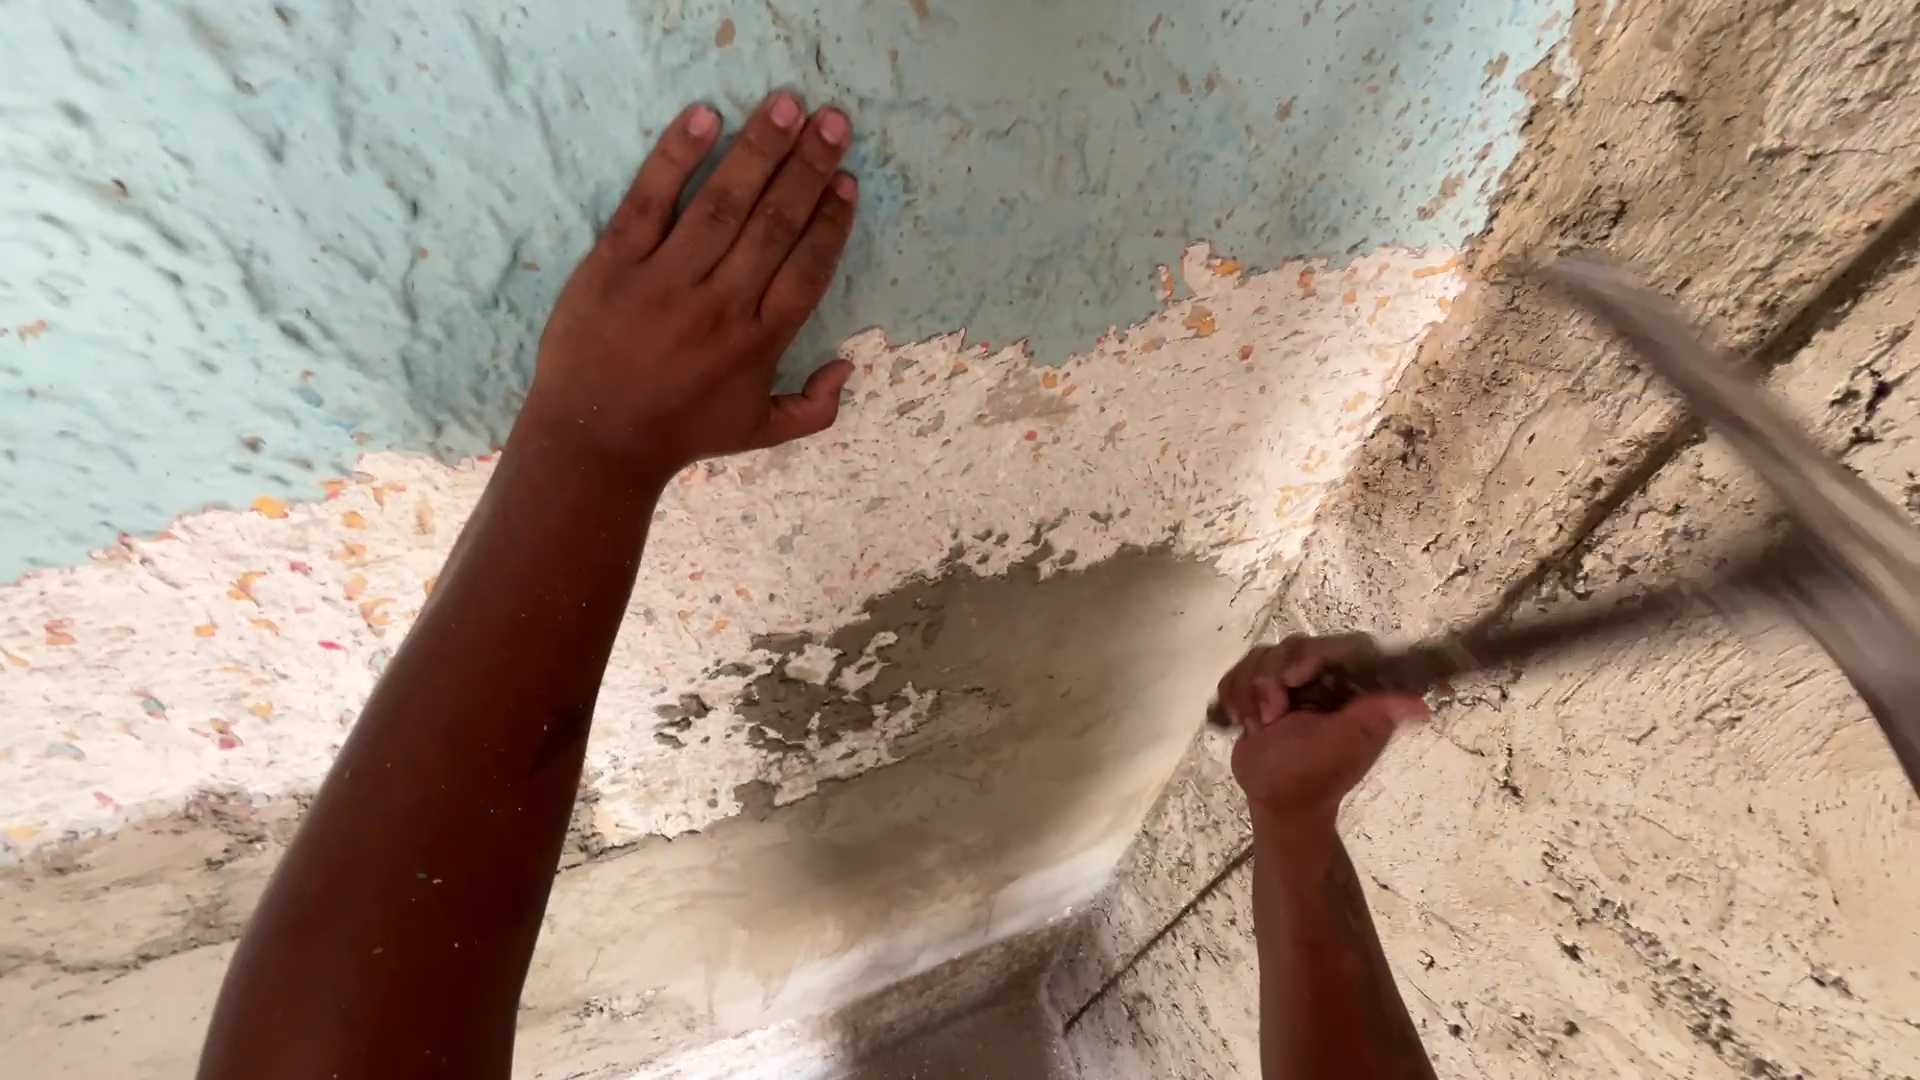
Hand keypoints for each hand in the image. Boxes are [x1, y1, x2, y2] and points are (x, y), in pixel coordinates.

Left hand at [519, 91, 859, 480]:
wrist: (598, 438)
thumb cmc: (684, 432)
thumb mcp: (762, 433)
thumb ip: (816, 408)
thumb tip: (848, 366)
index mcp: (760, 343)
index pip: (806, 269)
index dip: (830, 222)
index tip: (846, 181)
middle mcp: (721, 305)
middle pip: (774, 225)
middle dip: (808, 168)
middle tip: (833, 121)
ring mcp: (666, 280)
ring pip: (722, 203)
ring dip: (758, 149)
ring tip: (786, 105)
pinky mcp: (615, 262)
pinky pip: (649, 200)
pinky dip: (675, 157)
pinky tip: (705, 116)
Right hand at [1218, 635, 1429, 824]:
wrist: (1271, 798)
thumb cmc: (1307, 775)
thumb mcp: (1341, 745)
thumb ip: (1371, 717)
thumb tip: (1420, 706)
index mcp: (1352, 690)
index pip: (1343, 645)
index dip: (1313, 654)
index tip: (1292, 679)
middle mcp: (1325, 679)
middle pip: (1293, 646)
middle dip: (1269, 681)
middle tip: (1270, 718)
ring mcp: (1290, 683)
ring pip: (1261, 656)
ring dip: (1249, 693)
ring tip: (1257, 725)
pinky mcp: (1260, 688)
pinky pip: (1239, 670)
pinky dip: (1233, 695)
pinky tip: (1241, 720)